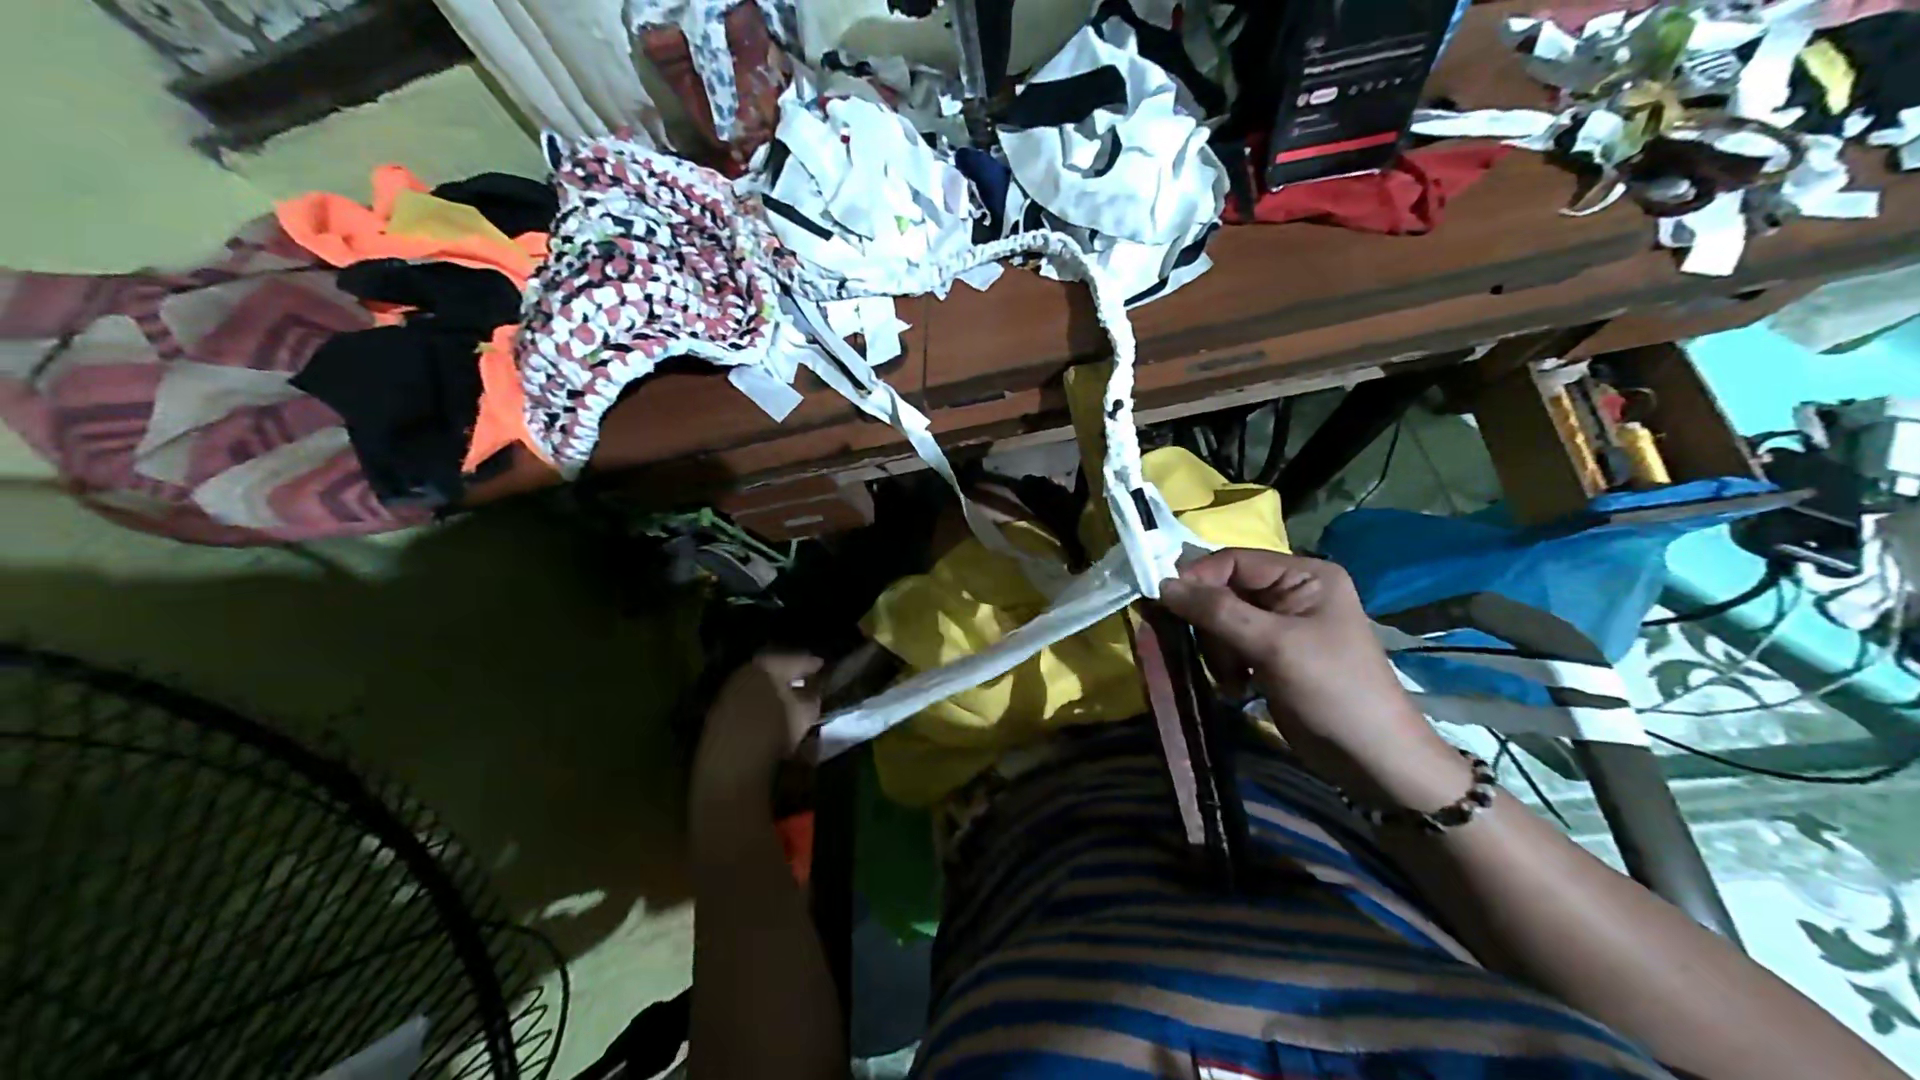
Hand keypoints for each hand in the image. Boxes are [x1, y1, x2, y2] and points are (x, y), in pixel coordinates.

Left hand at [692, 652, 823, 808]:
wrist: (731, 761)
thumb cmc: (775, 729)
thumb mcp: (806, 712)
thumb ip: (813, 697)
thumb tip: (814, 690)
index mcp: (768, 664)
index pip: (797, 659)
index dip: (813, 665)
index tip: (823, 669)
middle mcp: (745, 671)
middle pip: (774, 670)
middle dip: (791, 677)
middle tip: (807, 684)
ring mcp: (728, 691)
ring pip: (758, 686)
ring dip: (774, 692)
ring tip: (789, 702)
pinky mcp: (717, 712)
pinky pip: (746, 702)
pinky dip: (759, 705)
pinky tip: (768, 718)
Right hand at [1157, 549, 1468, 809]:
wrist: (1370, 758)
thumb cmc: (1331, 690)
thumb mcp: (1273, 645)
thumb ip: (1217, 611)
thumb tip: (1162, 586)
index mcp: (1305, 575)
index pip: (1233, 560)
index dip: (1198, 580)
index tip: (1167, 607)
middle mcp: (1292, 592)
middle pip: (1224, 590)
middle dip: (1211, 624)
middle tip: (1217, 659)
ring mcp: (1282, 624)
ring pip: (1221, 619)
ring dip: (1217, 650)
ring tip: (1233, 680)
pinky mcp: (1272, 653)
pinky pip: (1230, 644)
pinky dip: (1225, 663)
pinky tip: (1238, 687)